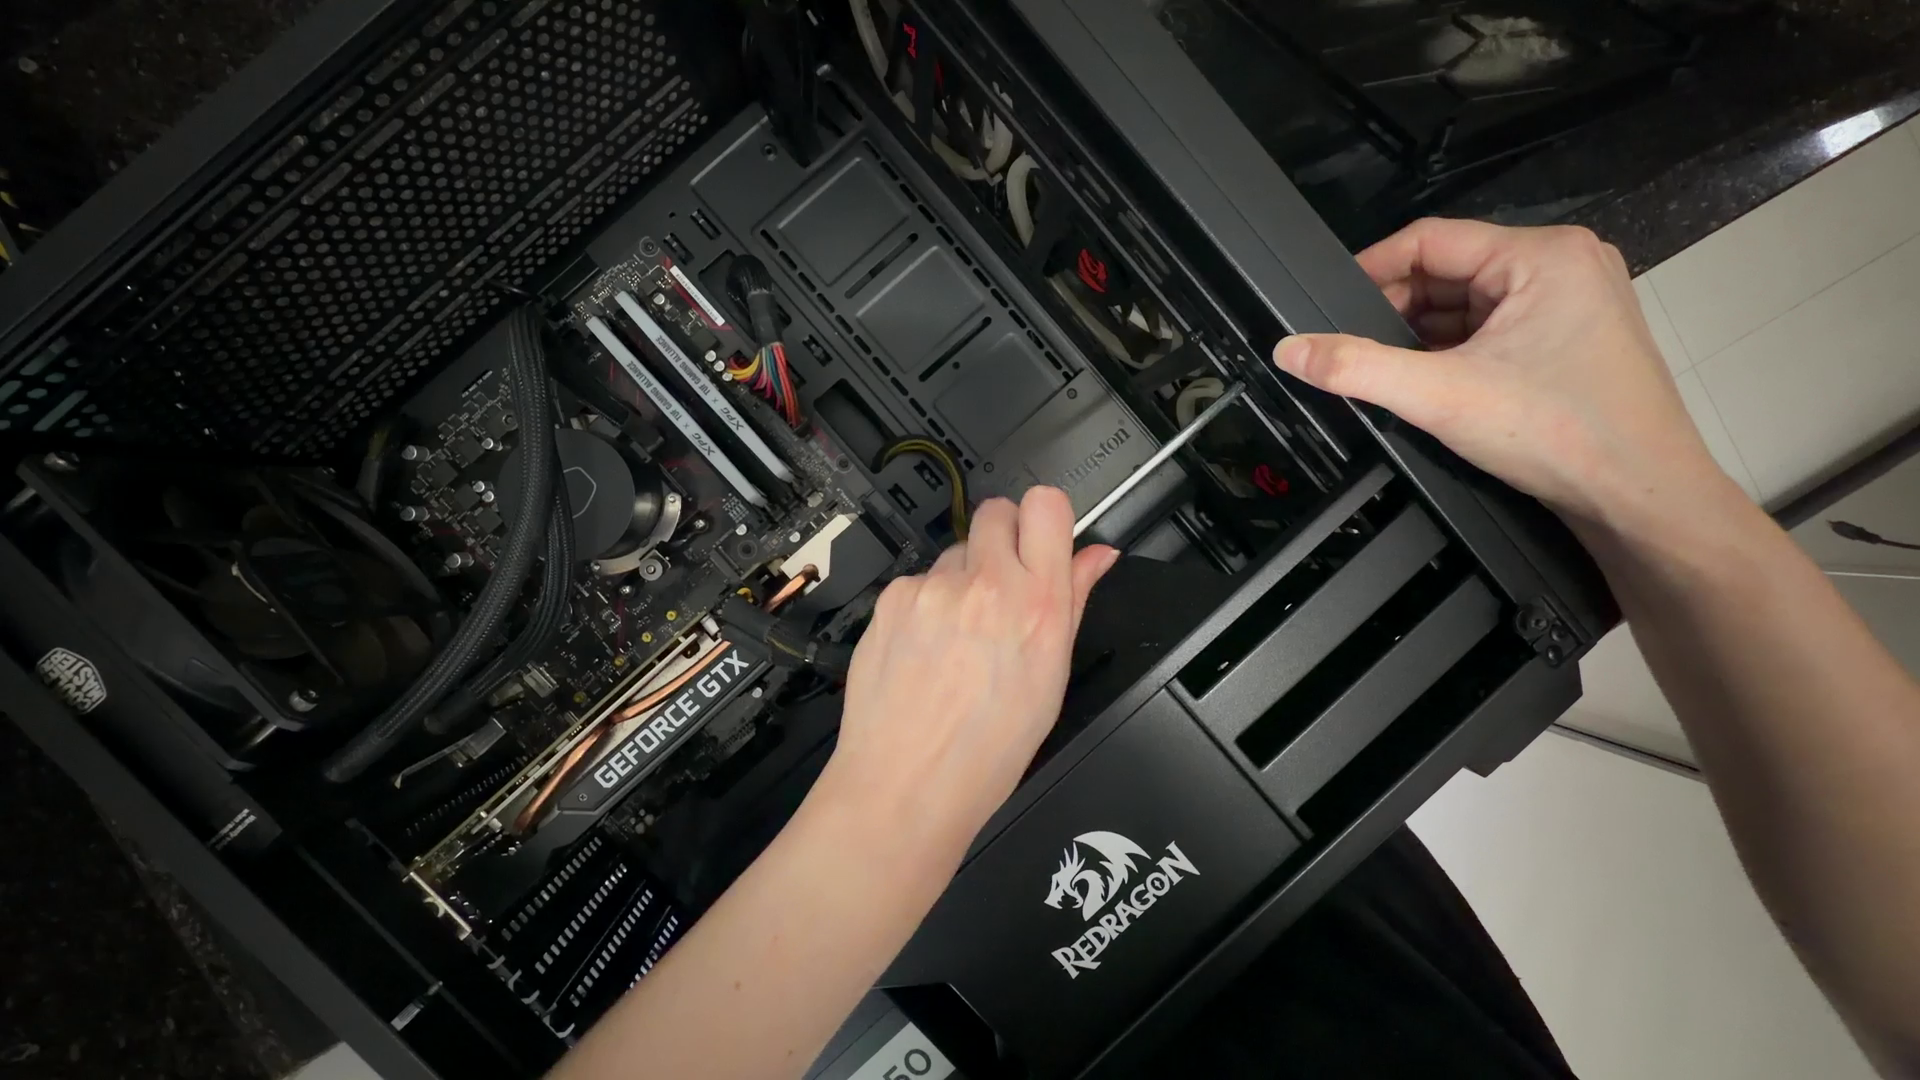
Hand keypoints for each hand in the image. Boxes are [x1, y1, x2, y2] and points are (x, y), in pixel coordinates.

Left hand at [823, 488, 1118, 846]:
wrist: (907, 783)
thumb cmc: (985, 749)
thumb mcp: (1051, 677)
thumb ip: (1073, 600)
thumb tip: (1096, 558)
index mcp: (1036, 605)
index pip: (1047, 506)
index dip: (1047, 518)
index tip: (1043, 538)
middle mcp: (984, 585)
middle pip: (998, 511)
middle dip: (1005, 538)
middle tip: (1003, 586)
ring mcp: (933, 589)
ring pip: (957, 551)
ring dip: (965, 577)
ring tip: (963, 637)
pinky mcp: (893, 598)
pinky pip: (919, 580)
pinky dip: (928, 602)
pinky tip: (930, 647)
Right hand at [1273, 219, 1738, 531]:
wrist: (1639, 496)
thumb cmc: (1559, 433)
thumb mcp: (1439, 396)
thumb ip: (1355, 368)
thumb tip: (1289, 349)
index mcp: (1542, 256)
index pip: (1430, 239)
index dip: (1369, 269)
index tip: (1324, 305)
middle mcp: (1560, 268)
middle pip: (1446, 273)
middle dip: (1392, 311)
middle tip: (1348, 350)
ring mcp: (1567, 305)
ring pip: (1464, 306)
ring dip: (1417, 337)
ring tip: (1380, 373)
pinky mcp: (1564, 341)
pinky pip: (1485, 333)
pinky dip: (1447, 354)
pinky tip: (1423, 385)